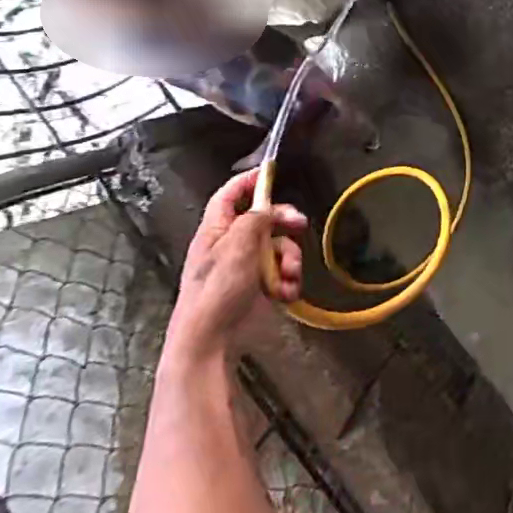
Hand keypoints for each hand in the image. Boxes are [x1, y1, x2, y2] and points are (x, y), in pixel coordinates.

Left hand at [166, 169, 305, 360]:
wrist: (211, 340)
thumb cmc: (218, 289)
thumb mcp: (237, 246)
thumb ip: (256, 219)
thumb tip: (267, 207)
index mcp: (216, 231)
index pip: (229, 195)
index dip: (248, 181)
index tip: (271, 172)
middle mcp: (231, 244)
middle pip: (265, 219)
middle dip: (284, 222)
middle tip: (300, 224)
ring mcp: (246, 266)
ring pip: (280, 246)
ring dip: (290, 259)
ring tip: (287, 277)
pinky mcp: (260, 286)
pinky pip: (283, 272)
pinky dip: (288, 280)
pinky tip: (286, 293)